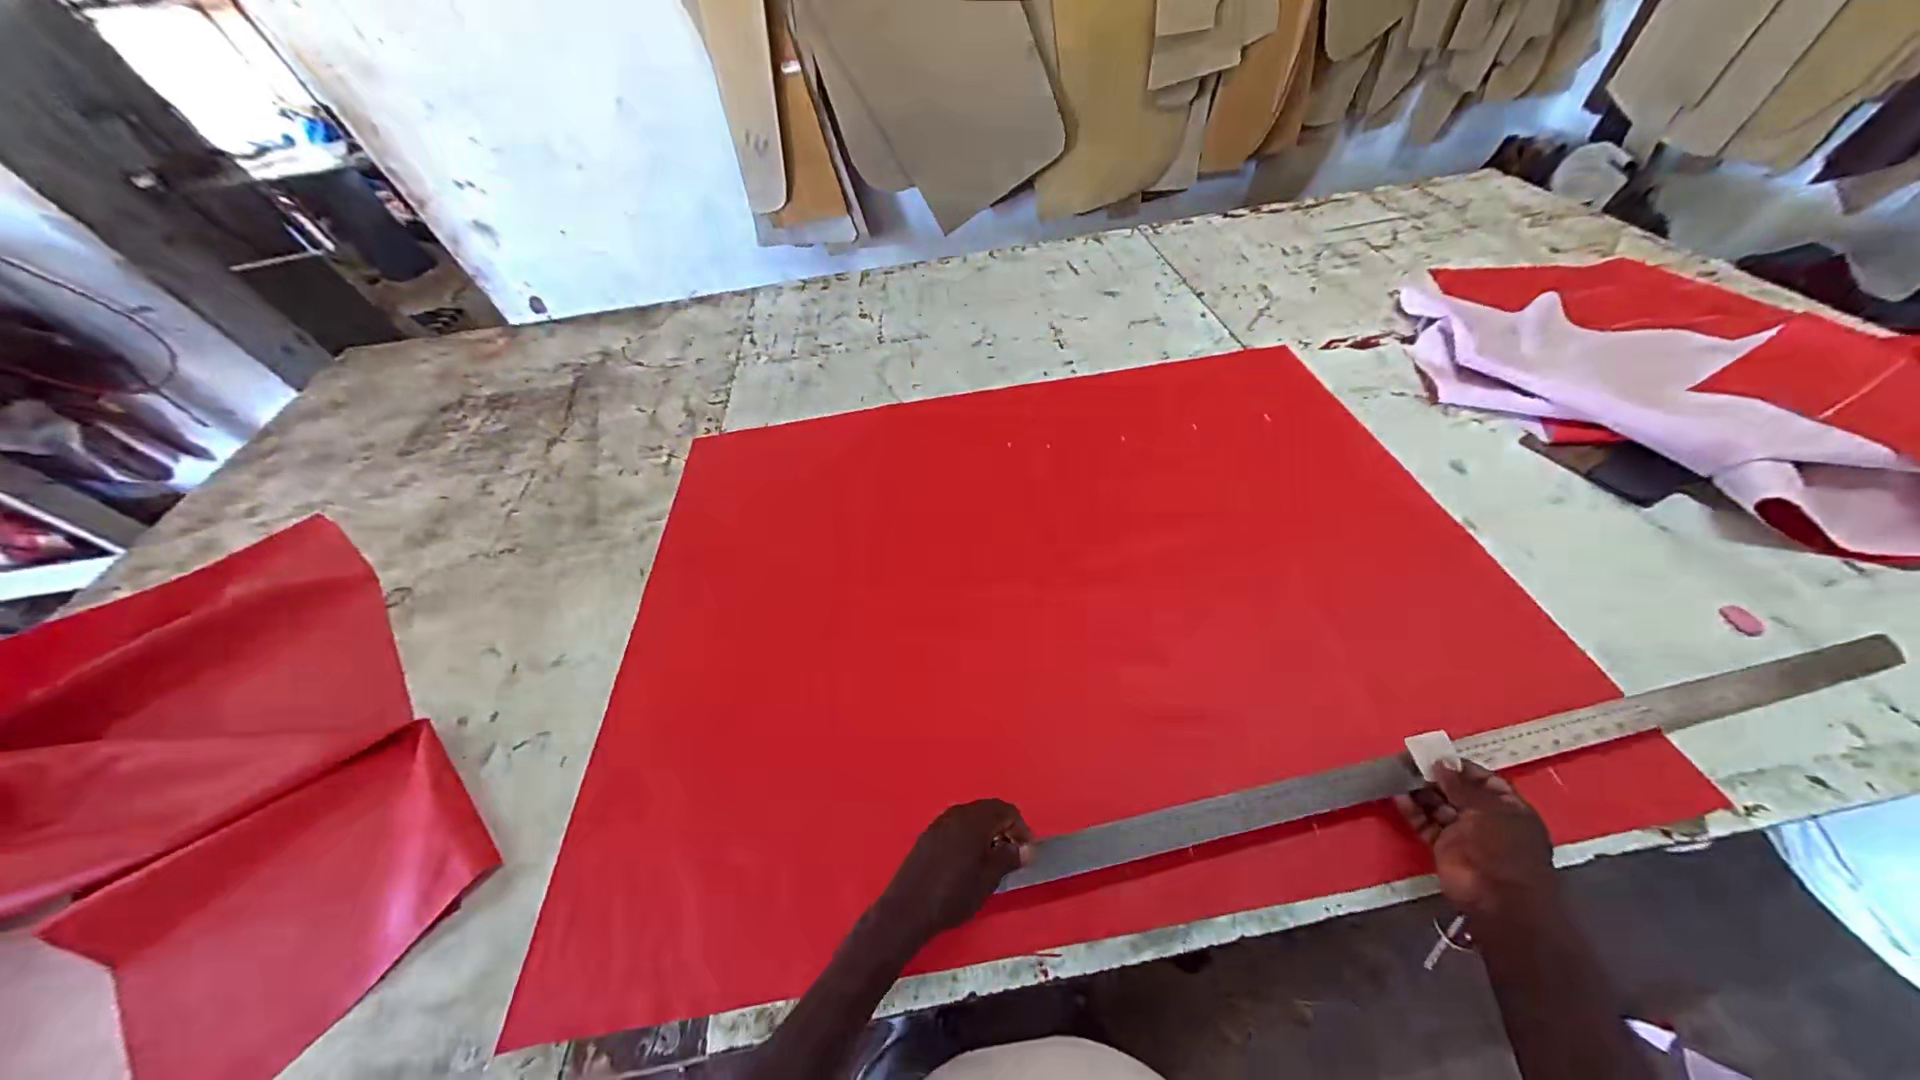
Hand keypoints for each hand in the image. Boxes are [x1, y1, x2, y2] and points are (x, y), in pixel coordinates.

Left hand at [869, 799, 1032, 949]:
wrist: (908, 908)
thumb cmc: (953, 895)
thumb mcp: (988, 879)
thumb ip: (1008, 858)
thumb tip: (1025, 848)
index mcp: (974, 820)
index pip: (1006, 811)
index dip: (1021, 828)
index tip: (1027, 850)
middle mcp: (957, 813)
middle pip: (989, 809)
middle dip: (1005, 827)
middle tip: (1014, 852)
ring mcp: (941, 821)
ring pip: (973, 816)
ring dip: (988, 830)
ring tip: (994, 857)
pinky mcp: (930, 833)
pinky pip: (958, 824)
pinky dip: (971, 834)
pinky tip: (971, 858)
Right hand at [1393, 760, 1554, 917]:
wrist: (1497, 899)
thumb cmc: (1503, 849)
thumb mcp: (1488, 810)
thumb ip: (1462, 785)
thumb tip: (1442, 762)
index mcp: (1509, 809)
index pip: (1486, 781)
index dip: (1462, 768)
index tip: (1437, 755)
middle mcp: (1487, 820)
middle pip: (1458, 792)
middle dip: (1436, 777)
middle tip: (1411, 761)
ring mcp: (1464, 834)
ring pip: (1439, 807)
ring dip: (1421, 792)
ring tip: (1401, 775)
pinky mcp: (1443, 847)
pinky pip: (1425, 824)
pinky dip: (1412, 811)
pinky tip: (1399, 797)